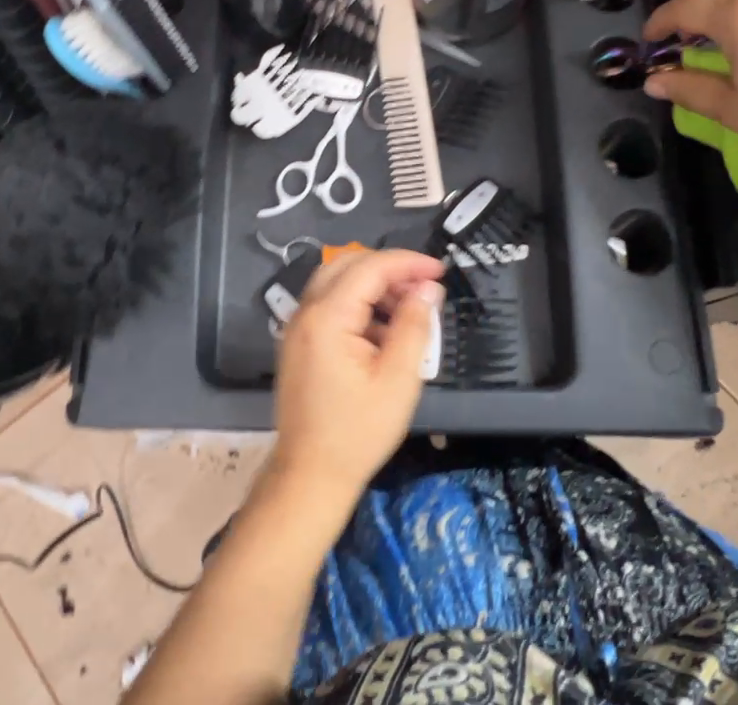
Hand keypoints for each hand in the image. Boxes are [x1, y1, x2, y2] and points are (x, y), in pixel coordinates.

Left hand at [269, 249, 444, 501]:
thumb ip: (414, 327)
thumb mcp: (398, 380)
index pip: (370, 268)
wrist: (310, 473)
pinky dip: (359, 307)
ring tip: (410, 312)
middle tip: (424, 289)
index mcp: (327, 318)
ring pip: (337, 284)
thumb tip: (427, 289)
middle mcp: (306, 314)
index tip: (440, 272)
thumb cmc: (357, 431)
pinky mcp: (299, 344)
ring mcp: (297, 328)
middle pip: (348, 265)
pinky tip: (385, 333)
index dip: (408, 263)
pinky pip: (330, 307)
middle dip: (389, 270)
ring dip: (374, 287)